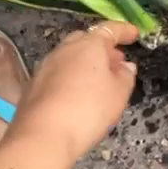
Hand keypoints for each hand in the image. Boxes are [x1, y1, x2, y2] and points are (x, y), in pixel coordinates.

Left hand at [0, 22, 137, 168]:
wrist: (41, 138)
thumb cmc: (88, 110)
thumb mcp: (119, 94)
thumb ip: (126, 76)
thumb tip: (125, 66)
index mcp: (89, 45)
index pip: (110, 29)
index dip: (124, 31)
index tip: (134, 35)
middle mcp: (64, 50)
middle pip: (85, 40)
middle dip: (101, 47)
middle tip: (115, 61)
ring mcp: (45, 67)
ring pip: (69, 56)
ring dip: (85, 63)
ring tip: (98, 80)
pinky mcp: (33, 86)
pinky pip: (58, 73)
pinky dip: (71, 76)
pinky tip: (77, 94)